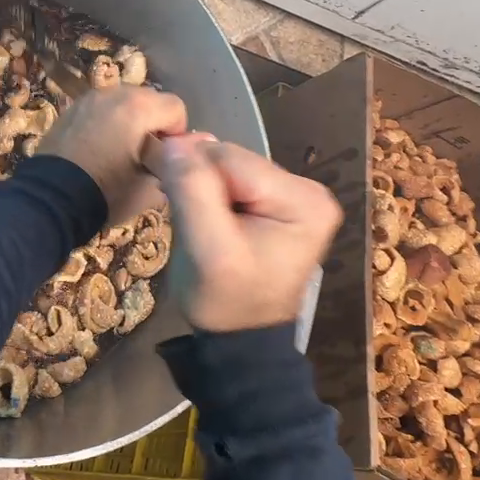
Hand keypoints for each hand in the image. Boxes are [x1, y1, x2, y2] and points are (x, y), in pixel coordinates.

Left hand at [37, 86, 187, 224]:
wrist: (52, 198)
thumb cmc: (107, 193)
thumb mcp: (150, 189)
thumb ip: (171, 166)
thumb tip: (173, 157)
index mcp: (137, 108)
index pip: (176, 107)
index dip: (177, 132)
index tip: (166, 156)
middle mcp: (113, 94)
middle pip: (150, 98)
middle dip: (154, 122)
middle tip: (147, 153)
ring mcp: (89, 98)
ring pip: (124, 100)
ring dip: (131, 119)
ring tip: (123, 149)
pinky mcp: (72, 108)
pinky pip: (102, 107)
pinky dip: (109, 120)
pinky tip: (101, 146)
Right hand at [158, 138, 341, 332]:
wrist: (237, 337)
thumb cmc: (226, 301)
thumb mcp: (207, 250)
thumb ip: (193, 191)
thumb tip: (175, 141)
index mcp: (303, 199)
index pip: (228, 157)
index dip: (193, 175)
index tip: (173, 203)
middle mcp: (306, 188)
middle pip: (228, 158)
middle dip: (198, 181)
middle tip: (186, 218)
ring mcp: (292, 193)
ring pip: (224, 166)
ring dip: (199, 187)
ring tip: (193, 221)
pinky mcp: (275, 200)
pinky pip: (228, 178)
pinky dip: (207, 193)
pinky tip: (203, 216)